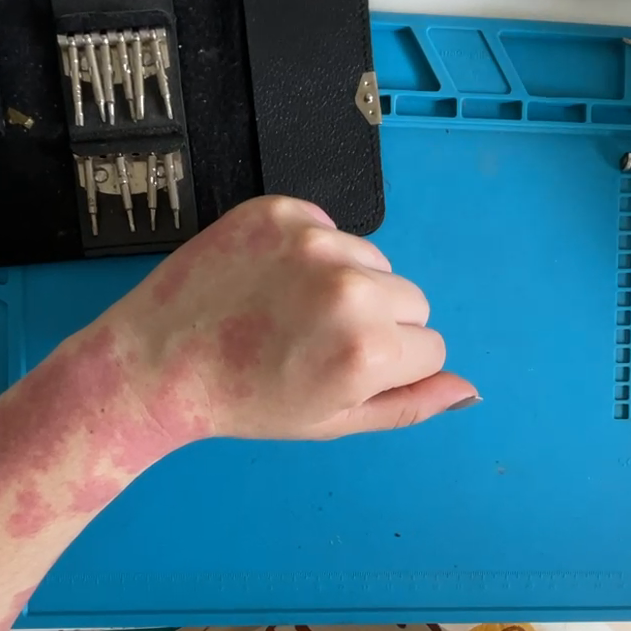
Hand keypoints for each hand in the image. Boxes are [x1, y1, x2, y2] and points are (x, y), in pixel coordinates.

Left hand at [101, 196, 478, 441]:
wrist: (159, 363)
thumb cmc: (248, 403)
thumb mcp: (334, 421)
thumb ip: (409, 405)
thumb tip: (471, 388)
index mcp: (369, 352)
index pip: (431, 346)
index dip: (390, 366)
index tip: (342, 371)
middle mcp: (351, 288)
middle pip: (411, 300)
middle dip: (379, 323)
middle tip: (315, 341)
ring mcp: (314, 241)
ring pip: (375, 262)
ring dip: (349, 284)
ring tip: (289, 310)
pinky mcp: (281, 209)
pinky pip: (332, 229)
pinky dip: (312, 253)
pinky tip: (271, 280)